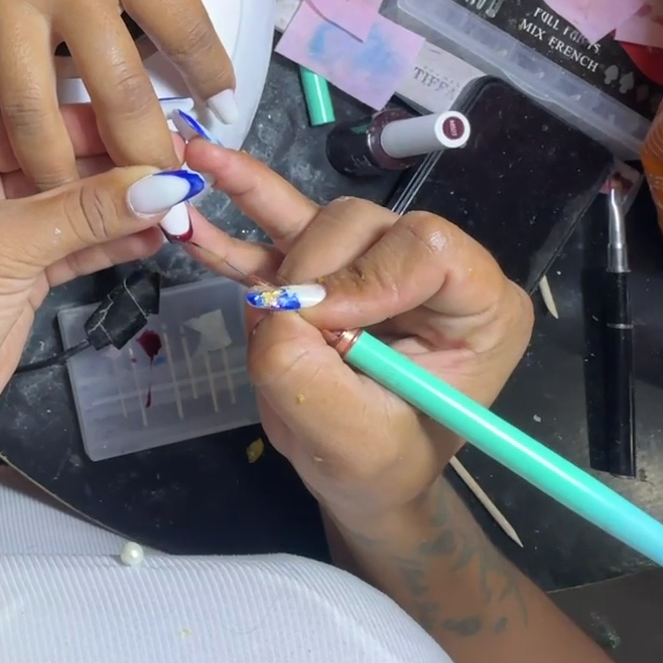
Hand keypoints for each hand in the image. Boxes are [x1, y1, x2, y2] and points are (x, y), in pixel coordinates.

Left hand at [0, 106, 202, 439]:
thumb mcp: (6, 244)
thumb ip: (87, 212)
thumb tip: (168, 183)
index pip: (36, 120)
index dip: (98, 124)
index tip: (162, 127)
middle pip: (61, 162)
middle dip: (119, 170)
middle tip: (184, 168)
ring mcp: (6, 229)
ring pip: (75, 207)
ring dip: (124, 210)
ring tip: (183, 204)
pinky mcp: (26, 270)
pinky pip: (78, 246)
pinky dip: (113, 244)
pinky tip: (156, 237)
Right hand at [179, 139, 532, 528]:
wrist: (356, 476)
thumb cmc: (375, 467)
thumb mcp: (350, 439)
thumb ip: (305, 373)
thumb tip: (264, 306)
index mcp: (476, 308)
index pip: (428, 248)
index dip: (366, 275)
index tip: (324, 325)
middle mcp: (426, 270)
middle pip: (360, 224)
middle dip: (308, 266)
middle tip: (275, 321)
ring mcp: (366, 263)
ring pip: (312, 217)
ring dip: (251, 204)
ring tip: (196, 187)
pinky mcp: (317, 271)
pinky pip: (271, 237)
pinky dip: (228, 232)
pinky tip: (187, 221)